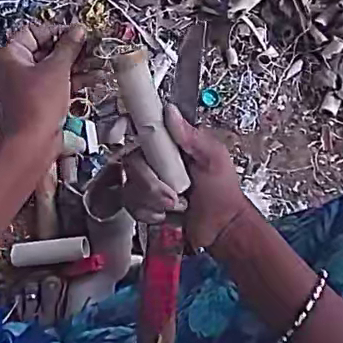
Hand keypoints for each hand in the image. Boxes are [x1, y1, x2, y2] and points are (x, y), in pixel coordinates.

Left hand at [0, 22, 86, 142]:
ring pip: (55, 68)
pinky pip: (59, 84)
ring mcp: (29, 87)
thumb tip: (77, 31)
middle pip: (47, 51)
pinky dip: (75, 80)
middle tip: (90, 46)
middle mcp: (17, 70)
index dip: (57, 31)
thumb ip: (69, 47)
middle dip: (71, 49)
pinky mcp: (41, 101)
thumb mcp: (57, 69)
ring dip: (77, 64)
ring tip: (97, 60)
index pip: (35, 32)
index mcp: (11, 56)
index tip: (76, 32)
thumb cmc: (34, 107)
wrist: (32, 143)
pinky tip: (94, 77)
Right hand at [121, 105, 257, 250]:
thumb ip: (193, 136)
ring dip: (153, 199)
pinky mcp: (143, 201)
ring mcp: (148, 180)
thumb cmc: (223, 194)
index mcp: (172, 142)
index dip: (125, 126)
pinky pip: (131, 203)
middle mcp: (156, 158)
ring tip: (177, 203)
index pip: (141, 126)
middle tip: (173, 192)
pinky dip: (150, 212)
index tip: (120, 132)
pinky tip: (166, 212)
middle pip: (131, 160)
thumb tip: (171, 112)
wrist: (220, 230)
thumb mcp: (214, 159)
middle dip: (150, 181)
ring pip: (130, 184)